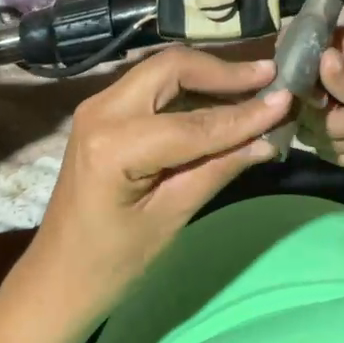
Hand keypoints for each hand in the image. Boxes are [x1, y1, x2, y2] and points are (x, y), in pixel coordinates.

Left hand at [22, 48, 290, 327]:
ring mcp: (98, 103)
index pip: (193, 122)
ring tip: (253, 82)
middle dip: (223, 71)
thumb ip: (218, 169)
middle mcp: (102, 108)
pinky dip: (188, 86)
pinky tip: (219, 97)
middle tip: (268, 75)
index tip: (286, 98)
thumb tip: (268, 137)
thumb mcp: (171, 217)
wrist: (57, 275)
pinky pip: (152, 84)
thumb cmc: (112, 260)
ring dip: (208, 74)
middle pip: (172, 67)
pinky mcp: (103, 108)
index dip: (243, 113)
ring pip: (162, 69)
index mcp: (114, 145)